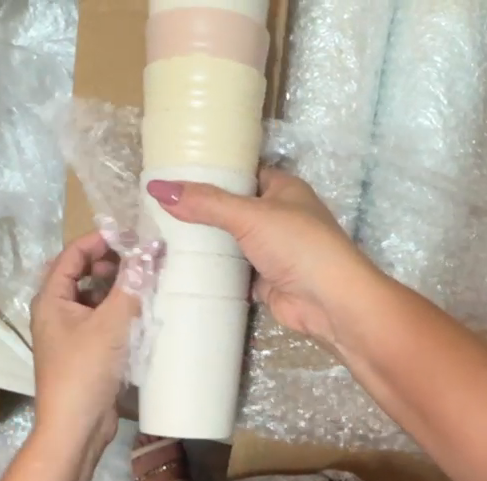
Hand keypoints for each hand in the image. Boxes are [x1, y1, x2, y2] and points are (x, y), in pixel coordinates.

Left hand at [29, 232, 140, 450]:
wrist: (75, 428)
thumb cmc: (84, 373)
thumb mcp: (111, 324)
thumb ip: (132, 285)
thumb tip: (152, 250)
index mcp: (51, 299)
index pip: (73, 254)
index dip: (101, 240)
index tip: (134, 237)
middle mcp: (56, 313)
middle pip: (84, 275)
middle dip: (113, 265)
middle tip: (144, 262)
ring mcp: (70, 336)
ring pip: (95, 300)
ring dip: (119, 290)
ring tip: (148, 285)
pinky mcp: (85, 355)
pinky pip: (102, 323)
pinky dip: (120, 314)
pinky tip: (143, 315)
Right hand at [146, 168, 382, 346]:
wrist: (328, 301)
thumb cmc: (298, 245)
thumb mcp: (249, 215)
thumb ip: (205, 204)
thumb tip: (158, 188)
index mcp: (283, 189)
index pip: (243, 173)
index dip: (214, 173)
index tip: (177, 175)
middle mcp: (279, 217)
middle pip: (233, 210)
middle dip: (204, 212)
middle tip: (162, 208)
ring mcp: (273, 252)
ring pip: (233, 244)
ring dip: (208, 245)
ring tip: (165, 237)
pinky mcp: (266, 282)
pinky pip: (235, 274)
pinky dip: (215, 274)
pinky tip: (186, 270)